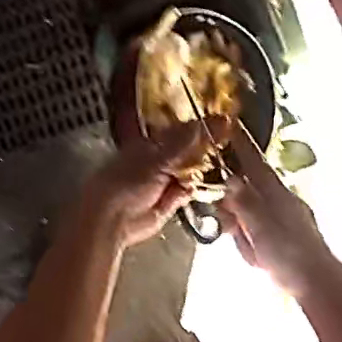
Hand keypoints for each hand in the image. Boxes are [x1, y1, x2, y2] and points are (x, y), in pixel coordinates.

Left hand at [83, 118, 230, 246]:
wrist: (112, 220)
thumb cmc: (124, 184)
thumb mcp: (157, 159)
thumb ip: (185, 142)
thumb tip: (211, 121)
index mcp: (150, 145)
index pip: (181, 131)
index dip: (202, 127)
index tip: (225, 122)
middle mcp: (158, 161)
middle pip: (189, 151)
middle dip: (206, 148)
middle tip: (229, 142)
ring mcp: (165, 181)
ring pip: (192, 171)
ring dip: (204, 169)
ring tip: (225, 162)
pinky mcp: (170, 202)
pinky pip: (189, 191)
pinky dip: (198, 189)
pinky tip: (213, 184)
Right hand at [221, 122, 326, 294]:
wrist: (319, 286)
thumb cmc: (290, 258)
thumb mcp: (261, 230)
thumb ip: (244, 205)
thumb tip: (229, 179)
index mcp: (275, 195)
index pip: (253, 162)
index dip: (240, 144)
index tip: (228, 123)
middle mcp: (280, 200)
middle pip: (249, 185)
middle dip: (232, 193)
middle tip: (222, 208)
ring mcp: (283, 218)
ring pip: (250, 209)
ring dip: (240, 222)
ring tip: (245, 245)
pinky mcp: (283, 235)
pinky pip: (257, 228)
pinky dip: (249, 237)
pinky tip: (253, 253)